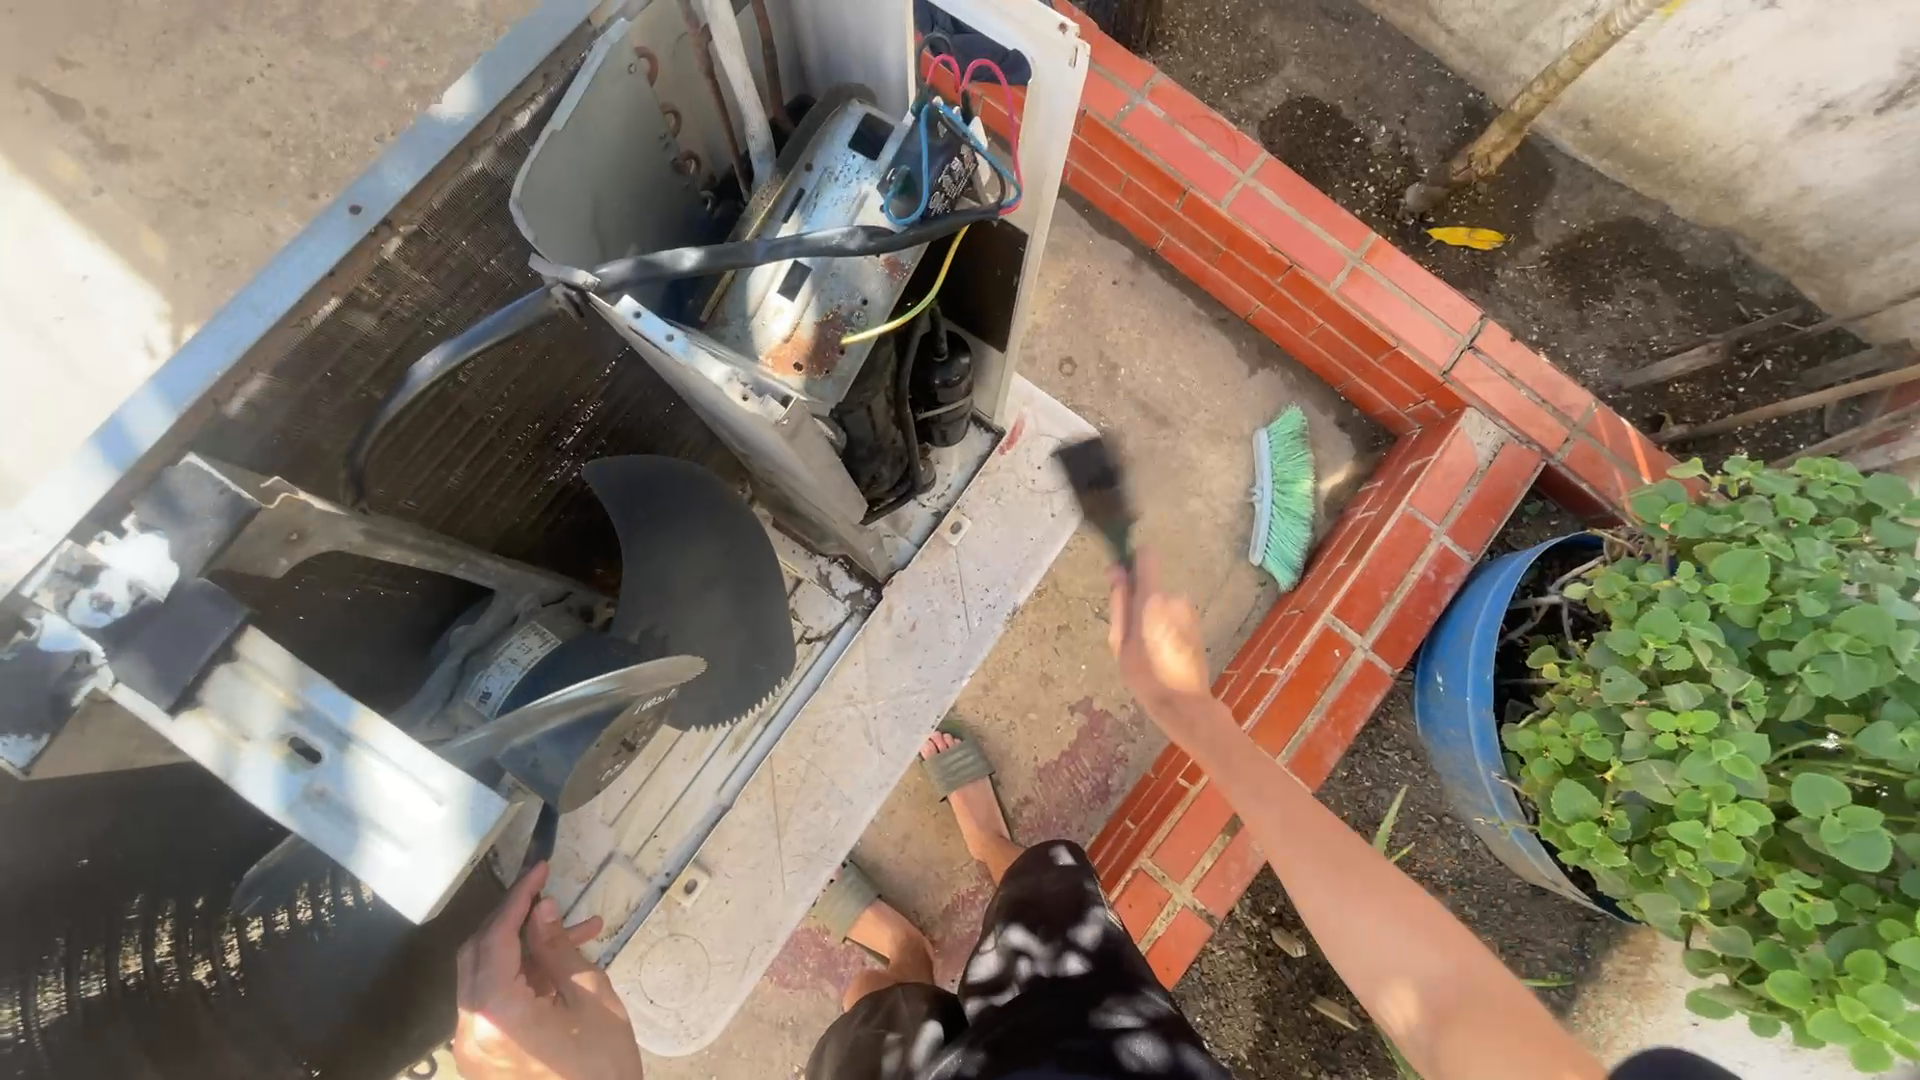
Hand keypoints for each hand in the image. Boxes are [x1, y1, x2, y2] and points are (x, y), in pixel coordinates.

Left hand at [454, 862, 643, 1079]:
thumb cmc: (601, 1062)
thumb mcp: (589, 995)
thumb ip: (557, 949)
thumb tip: (540, 909)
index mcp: (495, 1013)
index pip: (495, 938)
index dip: (518, 897)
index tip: (542, 867)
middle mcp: (469, 1030)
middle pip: (477, 954)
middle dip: (513, 917)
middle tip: (550, 892)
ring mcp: (472, 1049)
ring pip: (487, 976)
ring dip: (526, 946)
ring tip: (582, 930)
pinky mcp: (483, 1058)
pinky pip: (495, 1001)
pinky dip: (523, 975)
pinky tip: (564, 965)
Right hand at [1107, 550, 1212, 711]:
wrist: (1184, 703)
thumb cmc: (1145, 676)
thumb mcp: (1120, 643)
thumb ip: (1119, 604)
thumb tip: (1118, 574)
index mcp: (1153, 599)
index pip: (1146, 557)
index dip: (1130, 563)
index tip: (1119, 580)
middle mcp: (1175, 598)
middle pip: (1151, 585)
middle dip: (1137, 601)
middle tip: (1130, 634)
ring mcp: (1189, 610)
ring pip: (1161, 602)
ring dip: (1151, 615)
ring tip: (1145, 646)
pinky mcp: (1196, 623)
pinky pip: (1172, 614)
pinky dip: (1163, 624)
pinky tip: (1161, 650)